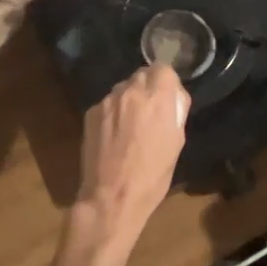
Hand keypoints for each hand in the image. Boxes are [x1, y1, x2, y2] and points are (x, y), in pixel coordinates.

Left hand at [75, 64, 189, 248]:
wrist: (111, 197)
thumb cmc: (152, 175)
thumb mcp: (176, 142)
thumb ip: (174, 112)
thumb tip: (172, 98)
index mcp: (157, 98)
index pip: (164, 68)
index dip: (167, 81)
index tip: (168, 97)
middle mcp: (131, 92)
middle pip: (142, 75)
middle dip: (148, 88)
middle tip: (150, 111)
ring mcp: (107, 101)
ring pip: (123, 89)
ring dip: (129, 99)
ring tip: (130, 126)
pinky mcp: (90, 113)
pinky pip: (107, 104)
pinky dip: (113, 113)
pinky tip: (113, 136)